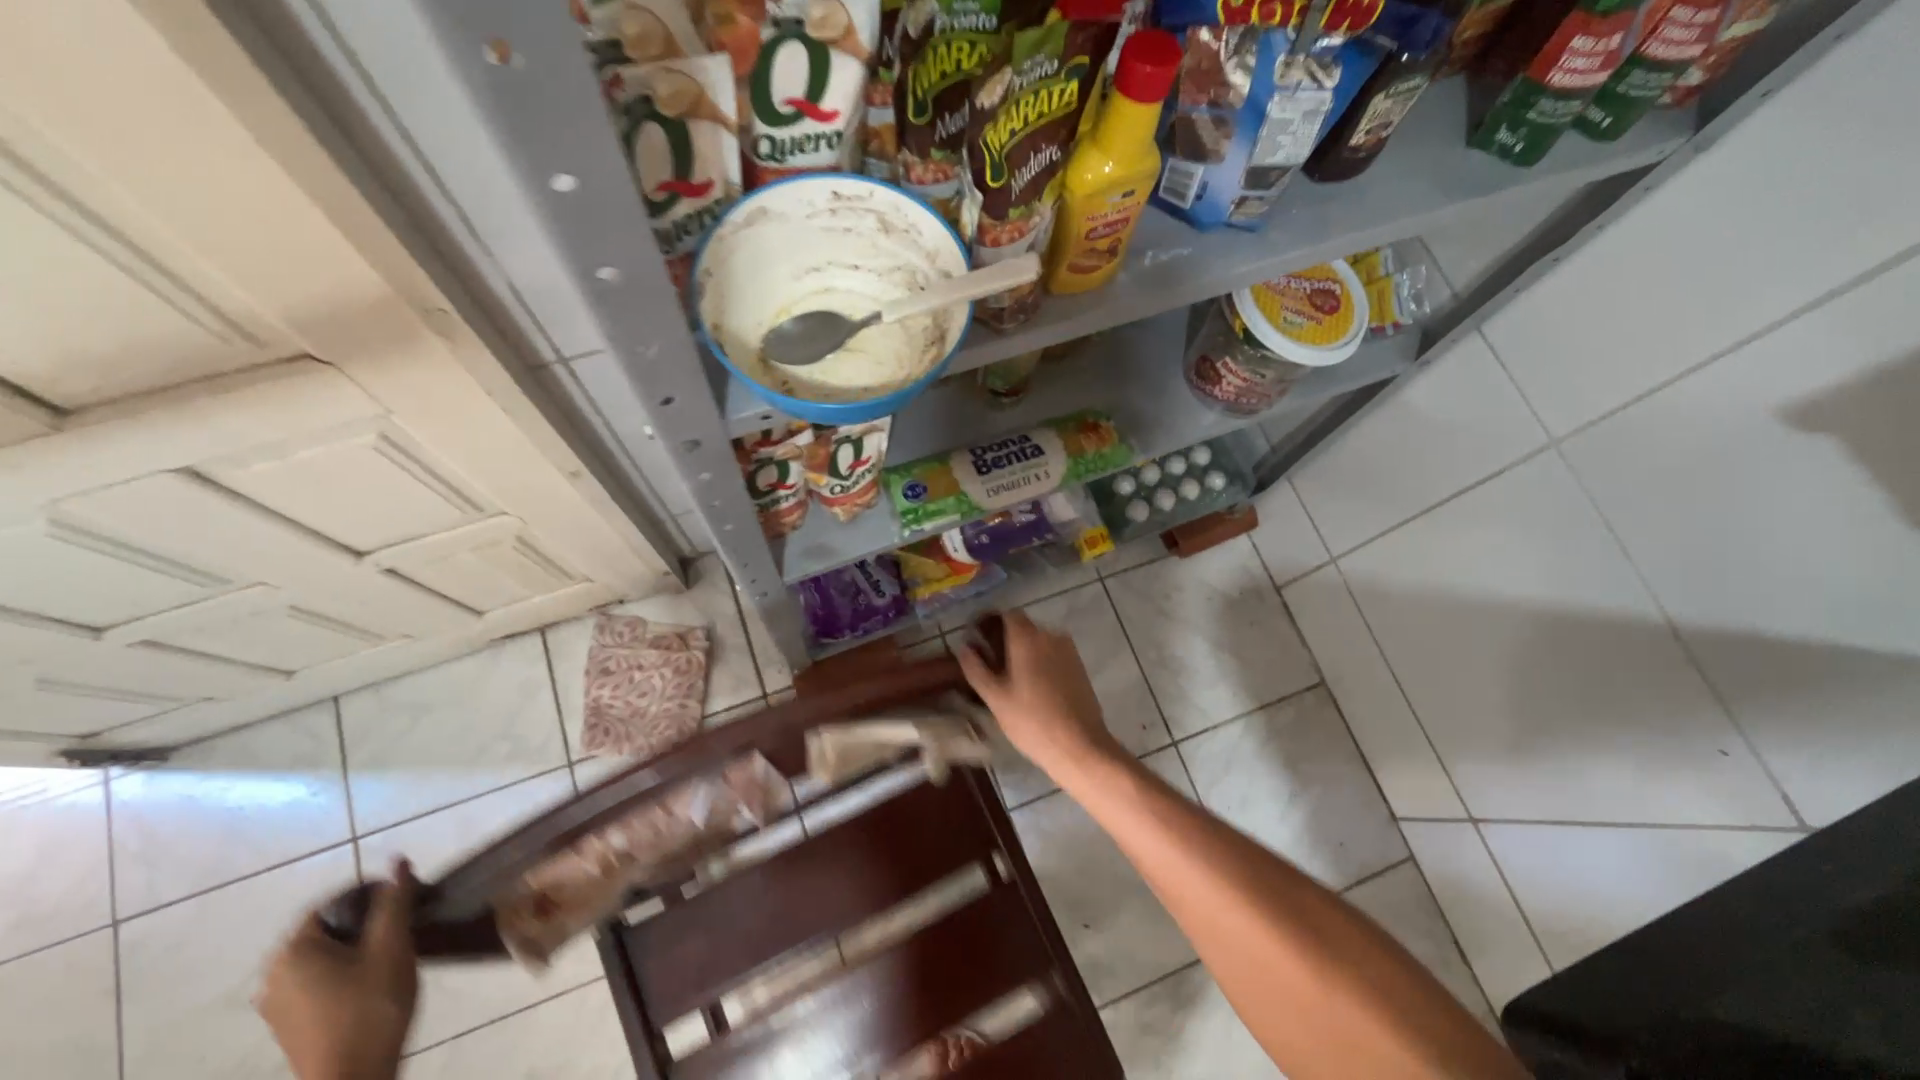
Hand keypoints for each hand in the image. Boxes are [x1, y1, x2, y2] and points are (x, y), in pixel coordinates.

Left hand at [258, 861, 419, 1079]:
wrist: (352, 1079)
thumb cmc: (371, 1008)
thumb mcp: (391, 947)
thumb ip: (395, 902)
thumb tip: (398, 862)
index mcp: (293, 949)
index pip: (333, 902)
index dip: (372, 893)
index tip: (407, 897)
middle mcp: (274, 973)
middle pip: (328, 930)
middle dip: (367, 922)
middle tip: (406, 924)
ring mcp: (277, 1004)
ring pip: (324, 958)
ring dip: (358, 948)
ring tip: (395, 953)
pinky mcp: (288, 1025)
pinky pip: (318, 983)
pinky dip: (345, 974)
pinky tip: (374, 984)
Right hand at [958, 611, 1124, 782]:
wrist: (1079, 745)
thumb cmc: (1031, 721)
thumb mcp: (994, 698)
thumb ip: (975, 668)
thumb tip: (964, 647)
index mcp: (1027, 637)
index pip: (1006, 614)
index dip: (990, 622)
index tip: (977, 639)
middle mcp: (1050, 635)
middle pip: (1023, 627)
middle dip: (1005, 639)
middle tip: (990, 664)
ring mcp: (1068, 650)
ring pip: (1039, 642)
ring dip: (1023, 652)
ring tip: (1010, 679)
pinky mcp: (1079, 666)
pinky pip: (1053, 654)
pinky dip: (1039, 662)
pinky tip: (1032, 687)